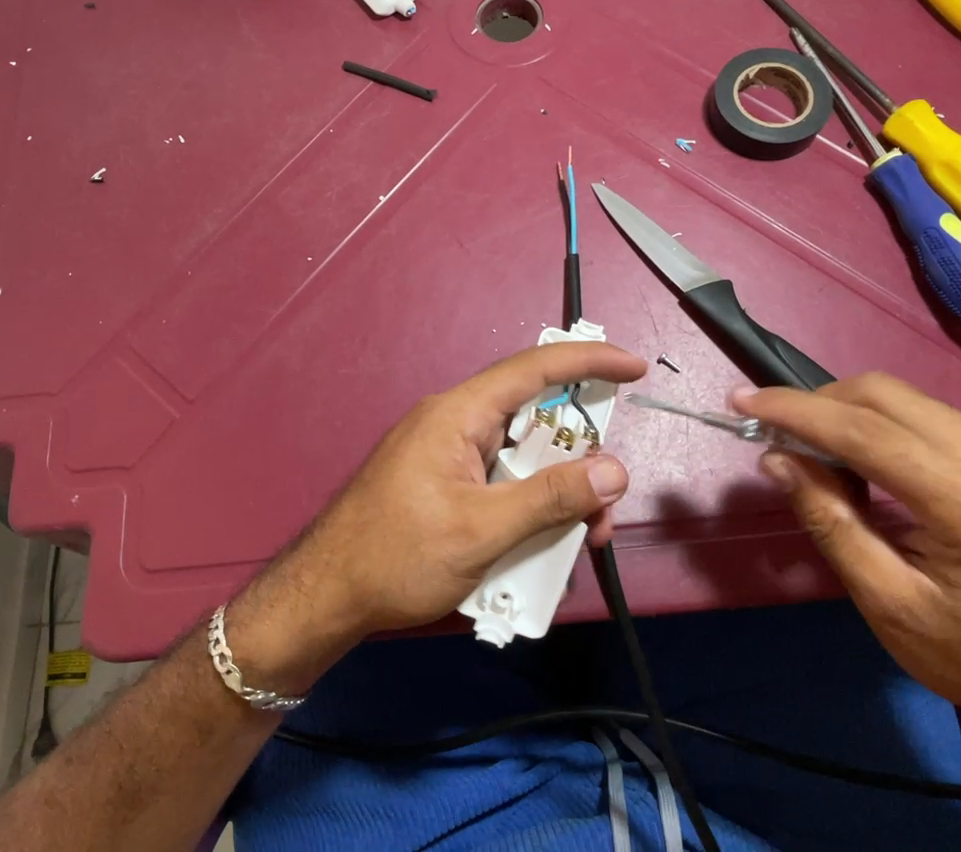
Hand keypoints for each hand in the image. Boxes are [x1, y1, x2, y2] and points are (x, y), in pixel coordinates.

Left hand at [226, 342, 646, 692]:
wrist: (326, 598)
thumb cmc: (397, 557)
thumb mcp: (482, 530)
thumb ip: (550, 498)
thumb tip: (614, 470)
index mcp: (458, 415)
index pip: (533, 370)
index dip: (588, 362)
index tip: (634, 367)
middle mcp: (455, 426)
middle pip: (535, 424)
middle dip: (578, 464)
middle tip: (605, 514)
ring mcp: (447, 458)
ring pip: (522, 463)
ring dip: (556, 498)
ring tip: (579, 545)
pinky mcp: (444, 488)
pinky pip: (501, 487)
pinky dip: (528, 512)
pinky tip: (540, 553)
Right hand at [733, 374, 960, 746]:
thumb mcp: (889, 605)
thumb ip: (832, 523)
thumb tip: (777, 460)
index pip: (868, 432)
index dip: (798, 411)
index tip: (743, 399)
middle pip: (888, 397)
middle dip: (819, 403)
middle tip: (774, 432)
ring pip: (909, 400)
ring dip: (848, 413)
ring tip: (812, 451)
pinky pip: (932, 418)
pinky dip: (883, 427)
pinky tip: (862, 460)